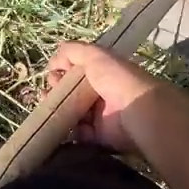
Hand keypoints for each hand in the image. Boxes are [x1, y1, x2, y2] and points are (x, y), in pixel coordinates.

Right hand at [43, 42, 169, 155]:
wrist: (139, 112)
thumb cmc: (116, 79)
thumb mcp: (94, 54)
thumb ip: (71, 51)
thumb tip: (53, 61)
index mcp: (102, 73)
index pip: (75, 70)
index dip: (61, 71)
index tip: (53, 74)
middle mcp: (101, 93)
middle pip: (71, 92)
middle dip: (56, 90)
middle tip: (49, 93)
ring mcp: (101, 116)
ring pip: (72, 112)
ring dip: (57, 109)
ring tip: (49, 108)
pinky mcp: (101, 136)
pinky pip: (79, 133)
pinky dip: (68, 129)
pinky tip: (59, 123)